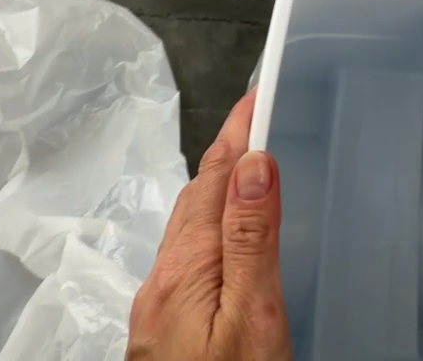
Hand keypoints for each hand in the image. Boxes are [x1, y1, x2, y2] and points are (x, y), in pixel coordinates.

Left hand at [127, 90, 290, 360]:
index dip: (237, 131)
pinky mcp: (165, 329)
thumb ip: (249, 239)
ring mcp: (159, 306)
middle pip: (196, 195)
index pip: (213, 177)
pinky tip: (233, 232)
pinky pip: (191, 251)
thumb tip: (254, 163)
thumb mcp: (251, 318)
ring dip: (219, 183)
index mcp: (184, 269)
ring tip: (252, 161)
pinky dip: (214, 220)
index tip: (259, 93)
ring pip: (190, 223)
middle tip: (263, 117)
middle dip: (228, 150)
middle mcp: (162, 281)